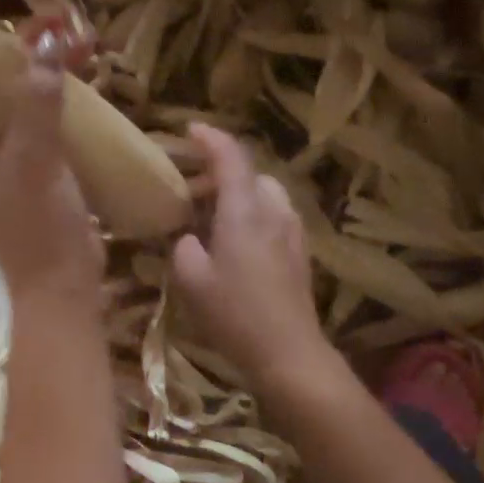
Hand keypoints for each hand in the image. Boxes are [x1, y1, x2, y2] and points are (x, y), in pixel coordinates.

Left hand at [0, 46, 101, 308]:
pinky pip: (49, 123)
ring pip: (25, 101)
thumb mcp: (34, 158)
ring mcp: (12, 158)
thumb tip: (48, 41)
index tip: (16, 19)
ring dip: (49, 73)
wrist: (63, 284)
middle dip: (25, 52)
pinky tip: (88, 83)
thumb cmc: (37, 225)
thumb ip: (37, 100)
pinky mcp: (42, 170)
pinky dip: (65, 102)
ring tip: (82, 44)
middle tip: (63, 25)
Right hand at [171, 125, 336, 399]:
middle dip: (224, 174)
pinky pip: (276, 220)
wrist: (288, 352)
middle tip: (194, 189)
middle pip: (252, 175)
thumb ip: (183, 248)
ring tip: (215, 219)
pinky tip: (238, 245)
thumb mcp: (191, 281)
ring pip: (267, 197)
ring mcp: (292, 233)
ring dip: (242, 197)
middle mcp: (274, 211)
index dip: (210, 139)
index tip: (191, 130)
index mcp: (245, 210)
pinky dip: (255, 218)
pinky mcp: (300, 255)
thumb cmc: (234, 315)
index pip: (231, 157)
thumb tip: (189, 238)